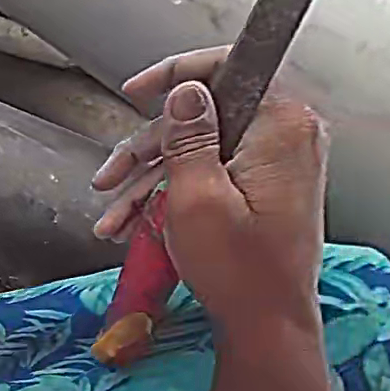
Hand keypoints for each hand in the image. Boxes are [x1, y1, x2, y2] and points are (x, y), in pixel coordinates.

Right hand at [91, 46, 326, 328]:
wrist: (264, 321)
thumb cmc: (236, 267)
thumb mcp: (195, 198)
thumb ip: (188, 138)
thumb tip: (185, 93)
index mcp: (278, 126)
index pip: (225, 70)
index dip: (173, 75)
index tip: (133, 92)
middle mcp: (283, 137)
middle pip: (198, 119)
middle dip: (144, 153)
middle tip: (106, 180)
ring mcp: (273, 165)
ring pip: (194, 152)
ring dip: (146, 182)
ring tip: (112, 219)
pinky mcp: (261, 189)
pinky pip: (207, 176)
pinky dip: (168, 196)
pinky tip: (133, 224)